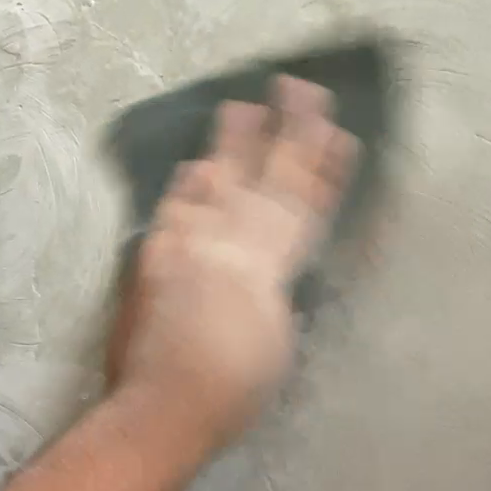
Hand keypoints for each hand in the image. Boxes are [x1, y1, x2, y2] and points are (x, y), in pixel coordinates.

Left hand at [107, 75, 357, 448]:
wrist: (164, 404)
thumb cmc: (232, 388)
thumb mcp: (276, 339)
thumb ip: (273, 292)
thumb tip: (269, 269)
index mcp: (271, 265)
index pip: (306, 203)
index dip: (325, 168)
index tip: (340, 131)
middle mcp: (230, 242)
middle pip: (263, 177)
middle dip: (284, 130)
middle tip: (295, 87)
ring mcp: (185, 246)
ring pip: (213, 181)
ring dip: (228, 145)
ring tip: (238, 107)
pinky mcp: (150, 260)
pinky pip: (171, 210)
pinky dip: (183, 188)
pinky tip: (190, 169)